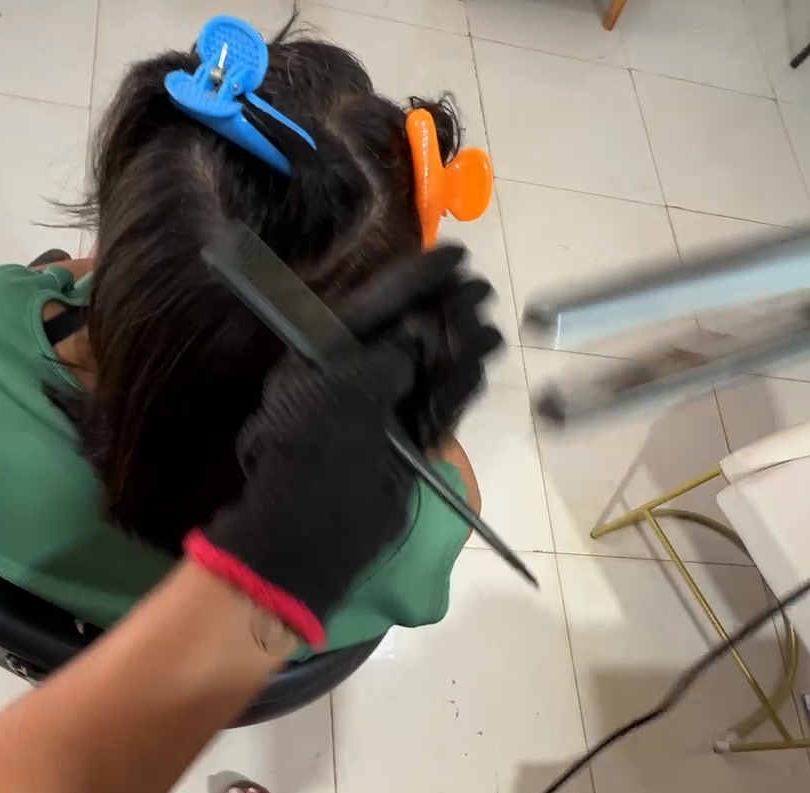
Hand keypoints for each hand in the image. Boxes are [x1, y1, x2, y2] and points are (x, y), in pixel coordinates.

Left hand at [337, 247, 497, 448]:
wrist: (321, 521)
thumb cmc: (322, 441)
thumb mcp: (348, 383)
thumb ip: (390, 352)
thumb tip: (418, 334)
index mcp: (323, 354)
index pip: (372, 304)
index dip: (413, 279)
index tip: (456, 256)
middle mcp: (351, 376)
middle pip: (406, 333)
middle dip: (444, 312)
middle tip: (480, 294)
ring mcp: (379, 409)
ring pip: (428, 368)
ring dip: (459, 349)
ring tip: (488, 335)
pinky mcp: (405, 440)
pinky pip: (437, 405)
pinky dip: (458, 388)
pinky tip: (478, 369)